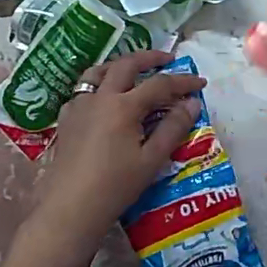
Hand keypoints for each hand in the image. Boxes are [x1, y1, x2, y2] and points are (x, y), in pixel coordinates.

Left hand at [23, 50, 204, 265]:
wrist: (70, 209)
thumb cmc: (115, 187)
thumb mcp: (152, 160)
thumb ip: (173, 128)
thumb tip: (192, 103)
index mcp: (123, 106)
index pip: (160, 84)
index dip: (183, 81)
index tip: (200, 83)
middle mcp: (100, 97)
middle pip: (127, 65)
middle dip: (150, 58)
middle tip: (168, 59)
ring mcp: (79, 106)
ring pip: (99, 71)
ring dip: (120, 65)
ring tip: (133, 69)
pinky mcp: (66, 119)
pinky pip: (83, 89)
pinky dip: (98, 84)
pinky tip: (103, 97)